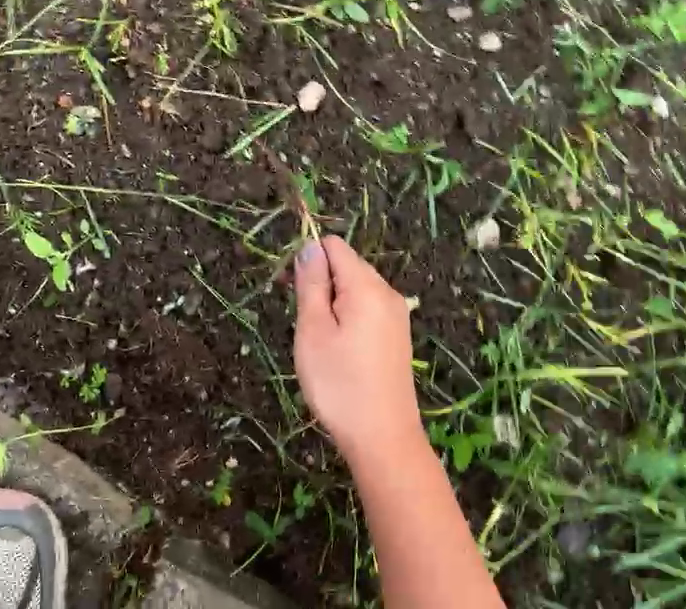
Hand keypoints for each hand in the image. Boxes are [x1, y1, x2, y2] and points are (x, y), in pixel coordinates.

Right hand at [293, 235, 424, 456]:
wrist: (383, 440)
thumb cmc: (340, 384)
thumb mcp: (313, 330)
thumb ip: (310, 283)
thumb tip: (309, 247)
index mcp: (367, 286)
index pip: (334, 246)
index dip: (307, 259)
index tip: (288, 290)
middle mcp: (387, 293)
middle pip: (345, 265)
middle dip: (318, 282)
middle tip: (302, 322)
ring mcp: (396, 316)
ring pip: (354, 289)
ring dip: (330, 303)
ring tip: (319, 341)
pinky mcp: (396, 337)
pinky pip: (366, 310)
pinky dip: (346, 318)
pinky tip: (338, 351)